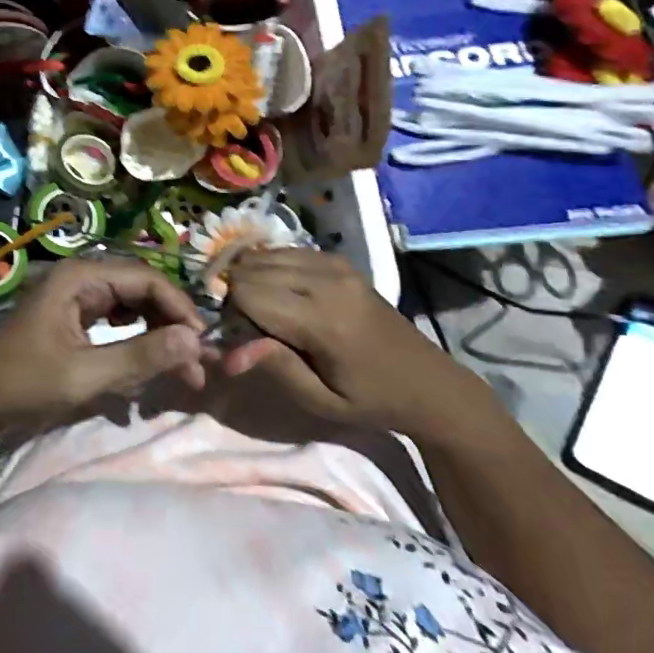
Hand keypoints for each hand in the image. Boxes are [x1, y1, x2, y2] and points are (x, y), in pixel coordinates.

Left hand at [0, 259, 207, 446]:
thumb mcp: (85, 374)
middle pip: (142, 290)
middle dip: (172, 324)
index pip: (147, 279)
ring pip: (131, 306)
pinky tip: (147, 361)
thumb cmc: (22, 384)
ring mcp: (75, 298)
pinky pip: (115, 320)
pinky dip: (136, 340)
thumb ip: (141, 356)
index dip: (179, 308)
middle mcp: (80, 278)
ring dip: (158, 334)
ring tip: (180, 369)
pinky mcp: (72, 318)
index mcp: (80, 277)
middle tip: (196, 364)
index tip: (203, 343)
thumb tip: (195, 339)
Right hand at [218, 249, 483, 435]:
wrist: (427, 382)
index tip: (238, 337)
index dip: (231, 312)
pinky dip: (271, 267)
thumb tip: (226, 352)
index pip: (248, 292)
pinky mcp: (340, 260)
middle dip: (236, 292)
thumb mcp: (321, 401)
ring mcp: (336, 265)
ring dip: (251, 277)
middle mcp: (328, 282)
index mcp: (323, 321)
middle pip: (252, 267)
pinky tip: (279, 291)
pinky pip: (287, 251)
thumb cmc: (371, 399)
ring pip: (265, 255)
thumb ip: (275, 368)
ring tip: (261, 309)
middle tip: (246, 324)